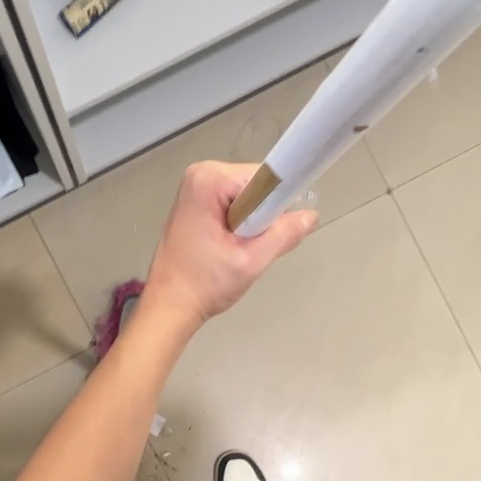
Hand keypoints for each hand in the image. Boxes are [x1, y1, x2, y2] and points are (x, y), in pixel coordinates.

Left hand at [143, 162, 319, 327]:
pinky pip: (234, 205)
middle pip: (256, 185)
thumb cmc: (204, 285)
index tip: (270, 234)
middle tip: (248, 249)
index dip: (275, 206)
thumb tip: (311, 216)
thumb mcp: (250, 262)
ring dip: (251, 224)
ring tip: (236, 251)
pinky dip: (239, 226)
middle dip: (262, 217)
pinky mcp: (195, 204)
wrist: (169, 306)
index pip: (264, 178)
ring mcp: (195, 188)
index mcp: (209, 179)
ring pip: (247, 197)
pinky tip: (228, 248)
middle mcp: (200, 174)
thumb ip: (283, 235)